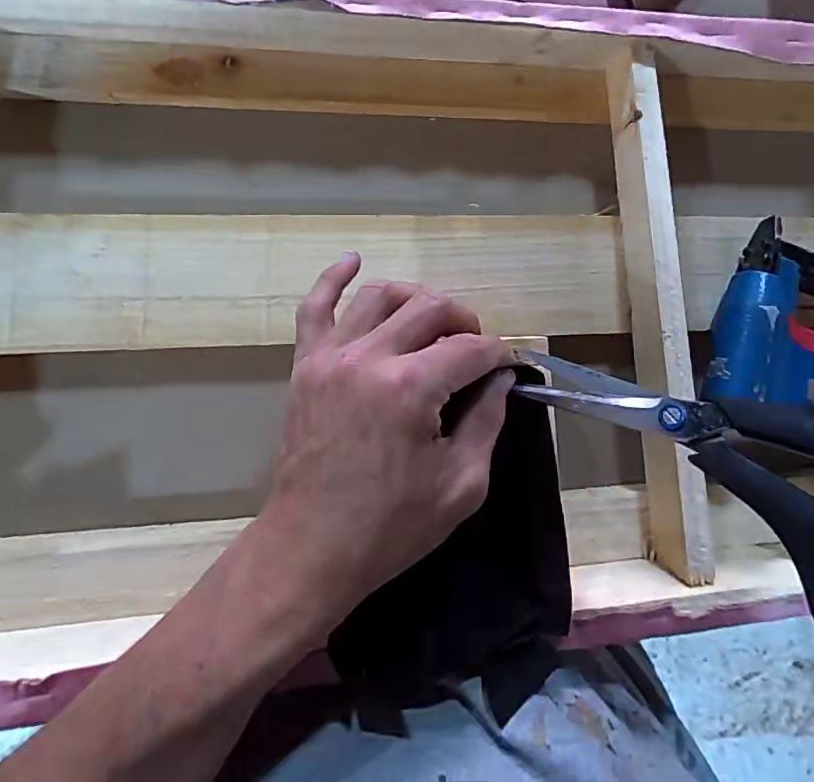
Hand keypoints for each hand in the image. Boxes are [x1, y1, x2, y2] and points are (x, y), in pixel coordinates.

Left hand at [255, 254, 515, 624]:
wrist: (310, 551)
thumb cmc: (391, 527)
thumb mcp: (462, 483)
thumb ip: (488, 420)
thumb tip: (500, 377)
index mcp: (410, 388)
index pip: (472, 347)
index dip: (500, 353)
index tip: (508, 367)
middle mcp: (369, 358)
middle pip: (431, 307)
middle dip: (466, 322)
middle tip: (475, 352)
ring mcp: (330, 357)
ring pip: (382, 294)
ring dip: (418, 300)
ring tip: (434, 325)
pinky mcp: (305, 366)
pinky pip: (315, 307)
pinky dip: (333, 279)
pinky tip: (352, 261)